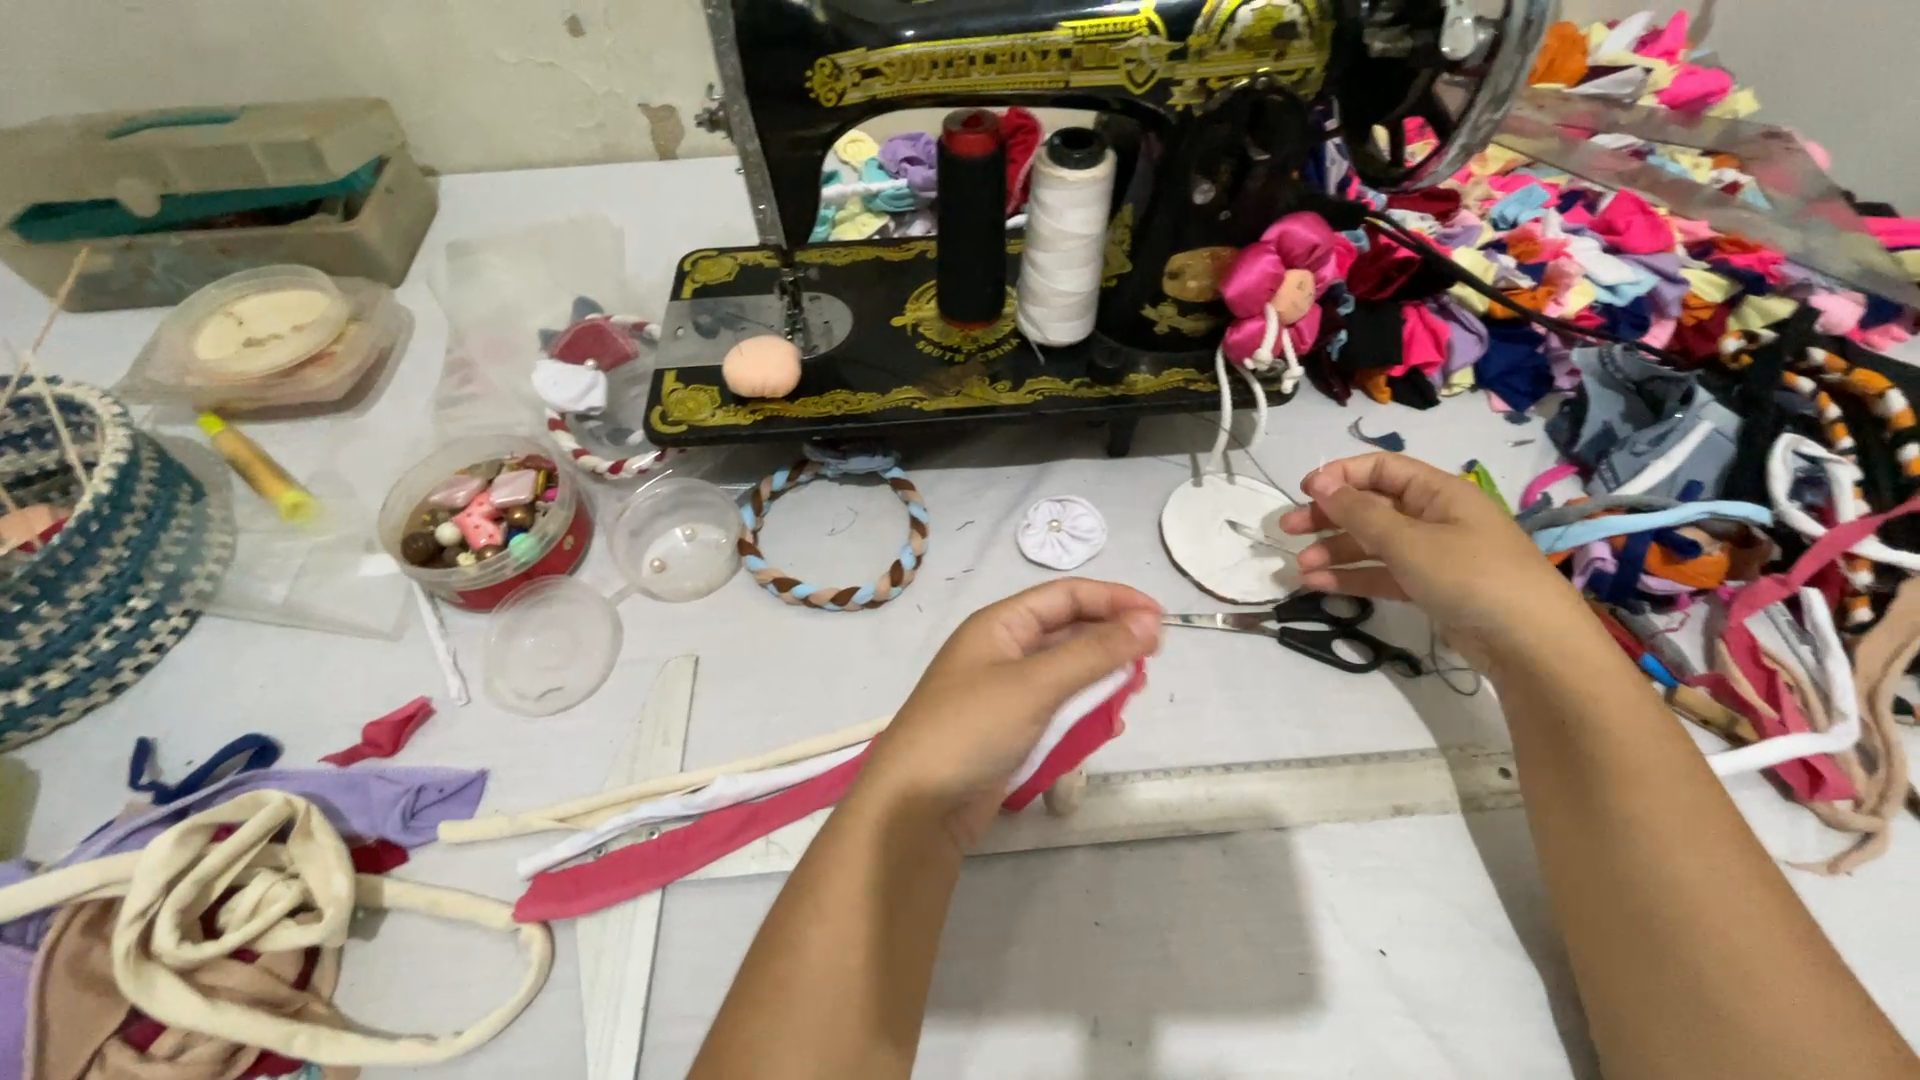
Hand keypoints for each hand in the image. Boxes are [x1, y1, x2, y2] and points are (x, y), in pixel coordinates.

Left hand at [855, 579, 1163, 848]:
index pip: (1067, 596)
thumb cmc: (971, 729)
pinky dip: (1083, 716)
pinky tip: (1106, 728)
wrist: (917, 805)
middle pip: (1070, 633)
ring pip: (1069, 675)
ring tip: (1129, 697)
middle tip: (1151, 663)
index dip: (1115, 600)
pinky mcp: (1012, 731)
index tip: (1161, 620)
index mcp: (1001, 624)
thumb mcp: (1036, 685)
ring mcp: (1007, 693)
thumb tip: (1148, 622)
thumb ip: (1094, 653)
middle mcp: (1004, 651)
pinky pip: (1059, 712)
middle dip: (1111, 644)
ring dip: (1100, 683)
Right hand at [1277, 453, 1584, 668]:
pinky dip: (1352, 578)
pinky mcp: (1429, 588)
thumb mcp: (1409, 541)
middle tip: (1287, 530)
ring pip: (1372, 544)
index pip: (1381, 469)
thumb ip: (1360, 513)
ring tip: (1300, 569)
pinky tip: (1320, 586)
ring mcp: (1432, 555)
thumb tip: (1320, 484)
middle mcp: (1434, 517)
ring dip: (1334, 552)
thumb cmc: (1471, 576)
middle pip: (1371, 507)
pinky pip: (1382, 574)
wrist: (1529, 642)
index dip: (1340, 476)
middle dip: (1328, 517)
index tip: (1303, 492)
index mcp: (1438, 492)